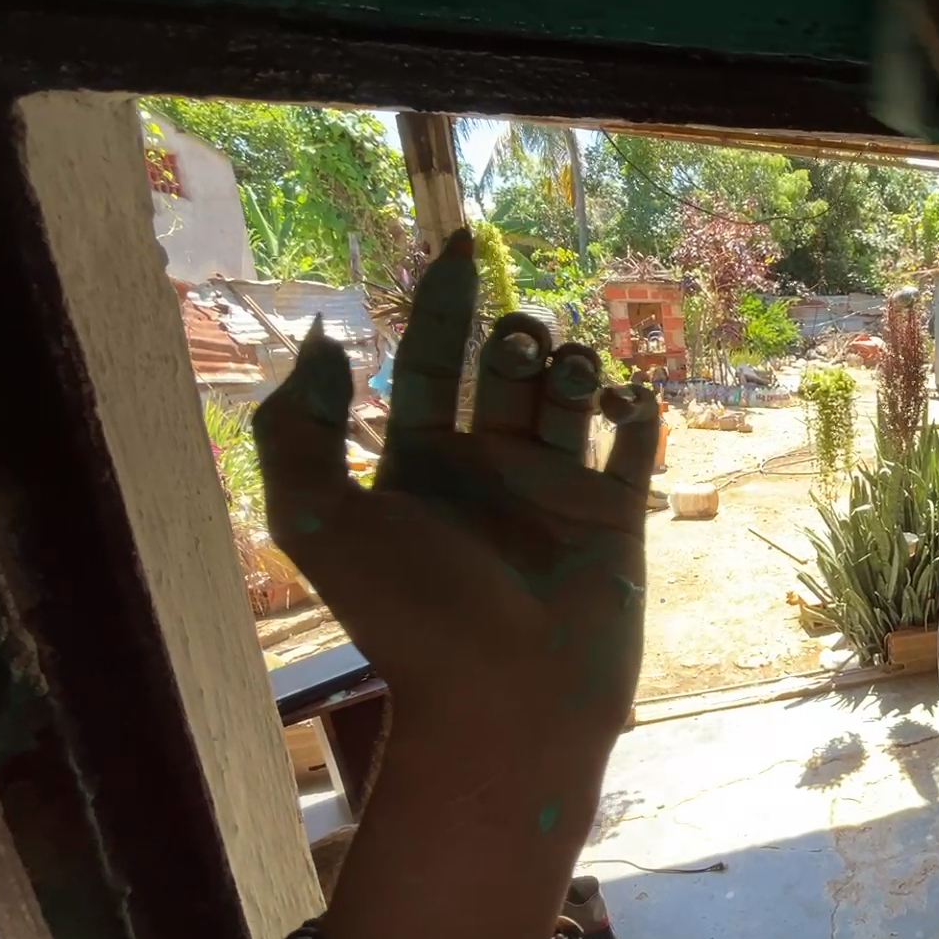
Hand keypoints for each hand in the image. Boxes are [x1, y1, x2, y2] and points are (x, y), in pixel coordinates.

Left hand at [253, 231, 657, 813]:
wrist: (515, 695)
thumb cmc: (421, 615)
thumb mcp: (323, 524)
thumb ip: (299, 432)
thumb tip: (323, 343)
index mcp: (425, 462)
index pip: (432, 362)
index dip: (444, 301)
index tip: (464, 243)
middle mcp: (495, 467)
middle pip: (512, 372)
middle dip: (519, 341)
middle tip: (527, 348)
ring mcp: (562, 490)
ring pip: (576, 399)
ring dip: (578, 370)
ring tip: (577, 384)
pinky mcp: (619, 515)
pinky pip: (635, 449)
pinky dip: (638, 417)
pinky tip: (631, 404)